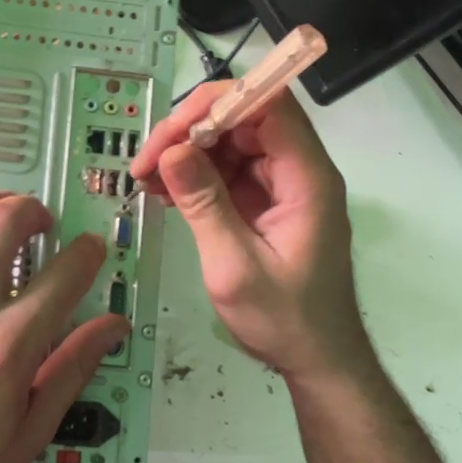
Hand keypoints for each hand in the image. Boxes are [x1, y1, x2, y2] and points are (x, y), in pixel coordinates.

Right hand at [129, 81, 372, 386]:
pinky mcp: (265, 201)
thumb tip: (171, 151)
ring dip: (185, 152)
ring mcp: (281, 185)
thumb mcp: (235, 266)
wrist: (317, 358)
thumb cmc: (284, 319)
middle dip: (190, 130)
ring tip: (144, 179)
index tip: (171, 133)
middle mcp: (297, 170)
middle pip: (244, 118)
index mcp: (306, 178)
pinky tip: (162, 192)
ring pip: (230, 142)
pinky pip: (227, 170)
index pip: (268, 105)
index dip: (218, 104)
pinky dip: (193, 175)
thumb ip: (204, 204)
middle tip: (145, 163)